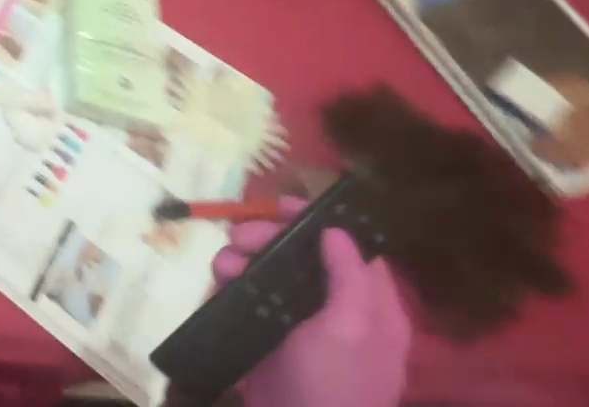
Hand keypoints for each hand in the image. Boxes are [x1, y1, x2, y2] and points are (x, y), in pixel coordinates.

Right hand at [212, 201, 411, 406]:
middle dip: (267, 238)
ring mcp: (298, 319)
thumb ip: (350, 280)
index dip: (319, 223)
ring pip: (268, 268)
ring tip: (224, 265)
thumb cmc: (334, 382)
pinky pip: (247, 290)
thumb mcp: (350, 330)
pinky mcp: (267, 328)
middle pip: (301, 254)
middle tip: (239, 238)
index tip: (282, 205)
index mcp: (369, 308)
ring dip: (242, 257)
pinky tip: (219, 282)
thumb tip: (336, 230)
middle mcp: (336, 308)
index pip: (351, 250)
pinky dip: (231, 279)